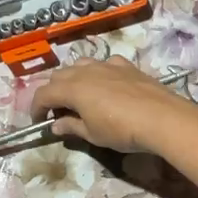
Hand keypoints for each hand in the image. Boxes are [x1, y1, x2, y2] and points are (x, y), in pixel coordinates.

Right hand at [30, 57, 194, 153]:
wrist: (162, 118)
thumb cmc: (122, 130)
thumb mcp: (92, 134)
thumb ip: (71, 127)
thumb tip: (55, 126)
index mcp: (72, 89)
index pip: (43, 94)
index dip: (36, 108)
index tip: (38, 121)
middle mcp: (86, 71)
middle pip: (59, 75)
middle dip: (53, 92)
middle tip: (58, 111)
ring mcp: (108, 64)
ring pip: (80, 64)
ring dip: (73, 78)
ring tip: (79, 96)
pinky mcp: (127, 65)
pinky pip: (105, 63)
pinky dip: (98, 72)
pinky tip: (106, 85)